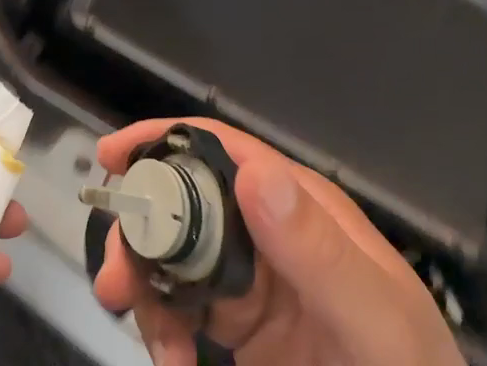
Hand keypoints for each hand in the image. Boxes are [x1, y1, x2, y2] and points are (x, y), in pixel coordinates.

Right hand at [94, 119, 463, 365]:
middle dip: (139, 235)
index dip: (163, 141)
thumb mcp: (376, 321)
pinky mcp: (237, 326)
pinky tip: (172, 360)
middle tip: (115, 282)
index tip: (110, 157)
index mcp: (301, 209)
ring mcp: (249, 281)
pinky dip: (162, 330)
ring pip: (169, 257)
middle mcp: (267, 234)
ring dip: (144, 289)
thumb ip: (317, 251)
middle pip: (181, 205)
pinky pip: (178, 307)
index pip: (223, 151)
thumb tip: (251, 172)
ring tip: (154, 343)